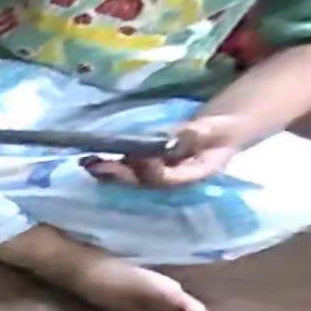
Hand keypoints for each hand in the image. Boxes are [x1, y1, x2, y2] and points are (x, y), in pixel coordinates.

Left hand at [86, 114, 247, 186]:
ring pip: (125, 179)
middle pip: (141, 182)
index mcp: (195, 173)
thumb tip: (181, 136)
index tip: (143, 157)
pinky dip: (103, 164)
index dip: (153, 171)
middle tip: (98, 166)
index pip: (169, 179)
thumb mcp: (220, 127)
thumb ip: (202, 133)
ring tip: (87, 162)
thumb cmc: (223, 130)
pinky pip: (118, 170)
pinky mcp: (138, 169)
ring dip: (104, 171)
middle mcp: (170, 179)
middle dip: (118, 175)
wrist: (217, 132)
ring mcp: (152, 175)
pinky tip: (87, 158)